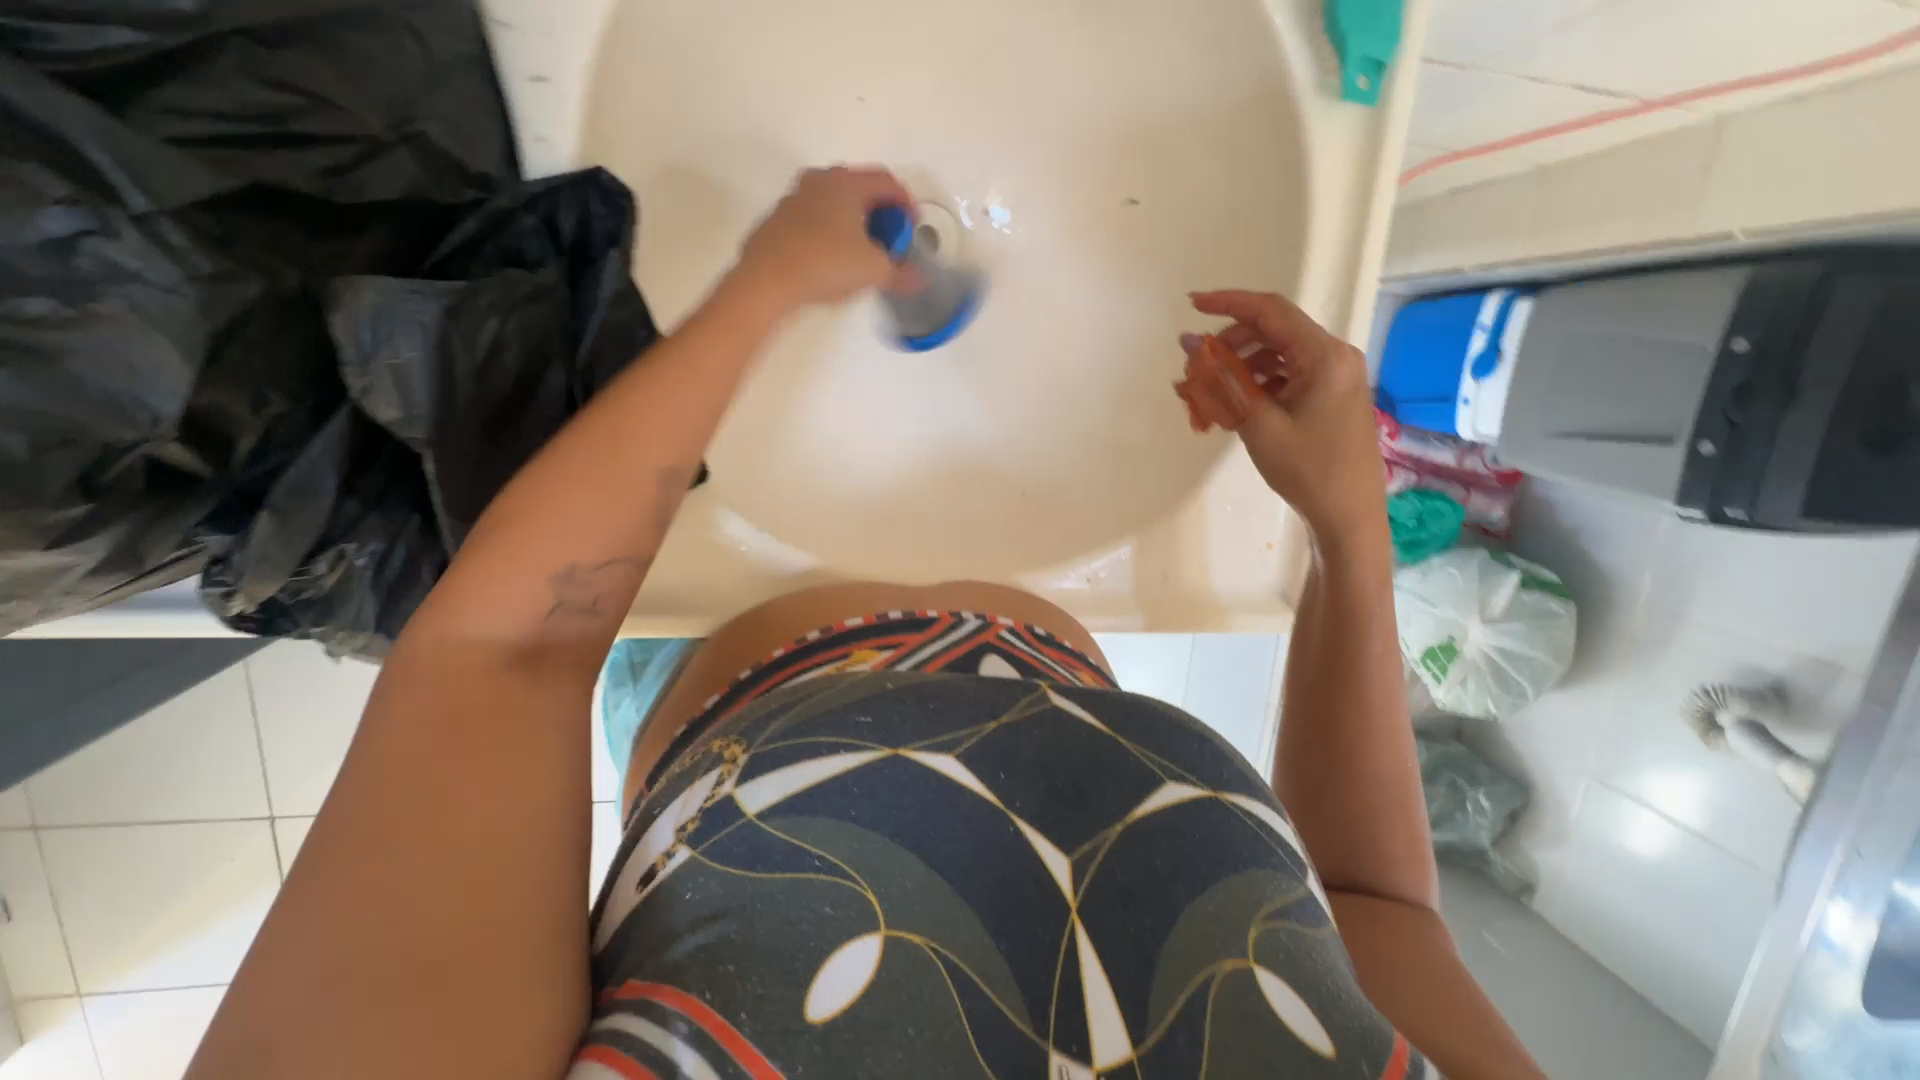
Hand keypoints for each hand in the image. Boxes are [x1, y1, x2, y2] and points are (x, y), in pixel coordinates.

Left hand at [727, 165, 911, 312]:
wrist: (767, 279)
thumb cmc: (827, 263)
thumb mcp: (873, 270)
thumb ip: (900, 272)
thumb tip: (920, 279)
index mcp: (846, 183)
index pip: (887, 182)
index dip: (906, 204)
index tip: (912, 227)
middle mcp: (819, 181)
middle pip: (859, 187)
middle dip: (878, 210)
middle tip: (888, 237)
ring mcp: (794, 198)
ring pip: (833, 202)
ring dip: (852, 220)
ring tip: (860, 248)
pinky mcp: (777, 219)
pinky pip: (813, 218)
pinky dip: (828, 230)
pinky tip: (830, 257)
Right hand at [1177, 290, 1385, 542]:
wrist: (1349, 516)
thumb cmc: (1307, 470)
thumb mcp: (1258, 424)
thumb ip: (1222, 379)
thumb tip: (1190, 344)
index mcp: (1324, 356)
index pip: (1271, 311)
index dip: (1228, 303)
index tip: (1191, 306)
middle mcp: (1335, 356)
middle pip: (1272, 332)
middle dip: (1228, 345)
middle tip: (1194, 369)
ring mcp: (1335, 377)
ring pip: (1277, 355)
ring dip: (1239, 368)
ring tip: (1205, 397)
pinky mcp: (1331, 396)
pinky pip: (1287, 376)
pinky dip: (1257, 385)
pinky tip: (1232, 407)